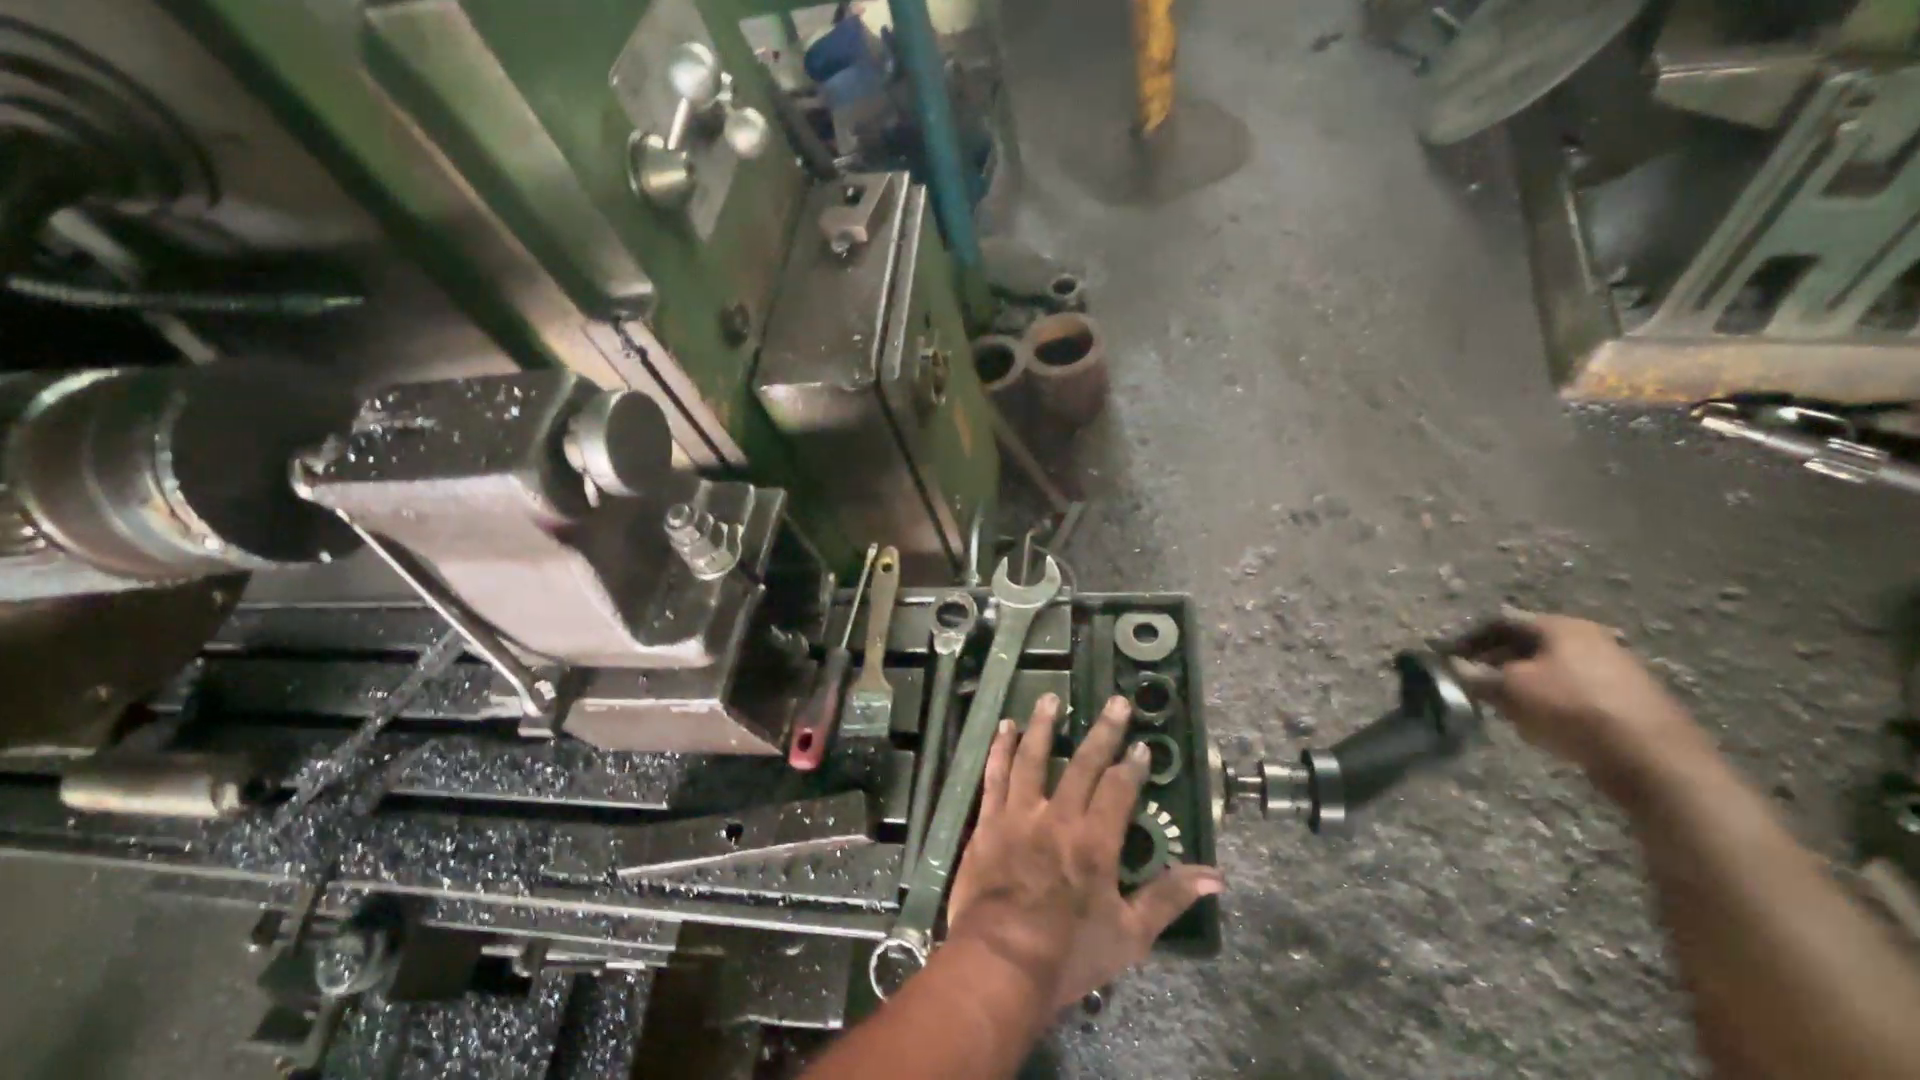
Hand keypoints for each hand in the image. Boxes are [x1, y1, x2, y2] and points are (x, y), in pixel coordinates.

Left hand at [945, 693, 1224, 1011]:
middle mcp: (1057, 818)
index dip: (1132, 766)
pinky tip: (1004, 729)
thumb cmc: (1067, 954)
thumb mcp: (1129, 935)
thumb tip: (1215, 875)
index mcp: (1094, 842)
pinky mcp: (986, 824)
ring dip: (1042, 726)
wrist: (998, 964)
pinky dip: (1000, 750)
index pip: (1118, 789)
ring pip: (1031, 759)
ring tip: (1049, 698)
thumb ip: (1168, 898)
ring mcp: (1017, 817)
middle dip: (1102, 732)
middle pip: (1082, 764)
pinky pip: (994, 777)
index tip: (1141, 746)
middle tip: (1115, 702)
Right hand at [1448, 609, 1706, 793]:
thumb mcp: (1511, 690)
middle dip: (1494, 662)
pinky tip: (1538, 723)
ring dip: (1520, 684)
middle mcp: (1587, 638)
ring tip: (1501, 707)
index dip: (1469, 638)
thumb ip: (1477, 676)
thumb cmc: (1571, 708)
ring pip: (1549, 669)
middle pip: (1527, 644)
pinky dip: (1546, 700)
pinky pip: (1570, 690)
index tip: (1447, 660)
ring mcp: (1610, 668)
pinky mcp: (1622, 698)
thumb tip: (1453, 667)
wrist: (1650, 755)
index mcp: (1560, 626)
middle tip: (1470, 684)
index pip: (1501, 621)